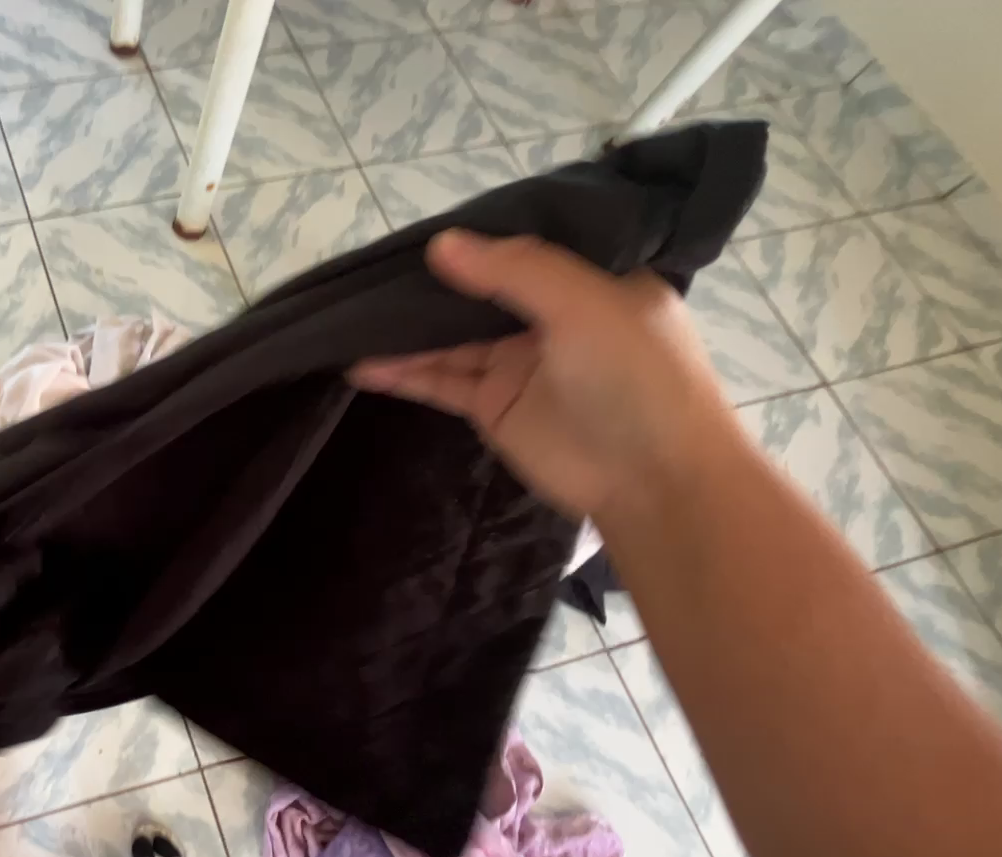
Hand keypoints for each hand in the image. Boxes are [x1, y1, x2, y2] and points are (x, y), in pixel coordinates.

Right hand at [348, 229, 745, 520]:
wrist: (648, 477)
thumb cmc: (634, 376)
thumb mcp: (583, 304)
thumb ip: (513, 271)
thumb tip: (440, 244)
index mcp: (585, 281)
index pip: (519, 252)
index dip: (473, 242)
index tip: (417, 234)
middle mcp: (547, 317)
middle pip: (475, 297)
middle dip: (427, 291)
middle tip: (369, 281)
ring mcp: (516, 363)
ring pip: (449, 341)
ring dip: (405, 337)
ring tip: (352, 327)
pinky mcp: (491, 405)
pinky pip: (440, 381)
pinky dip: (404, 374)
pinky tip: (365, 367)